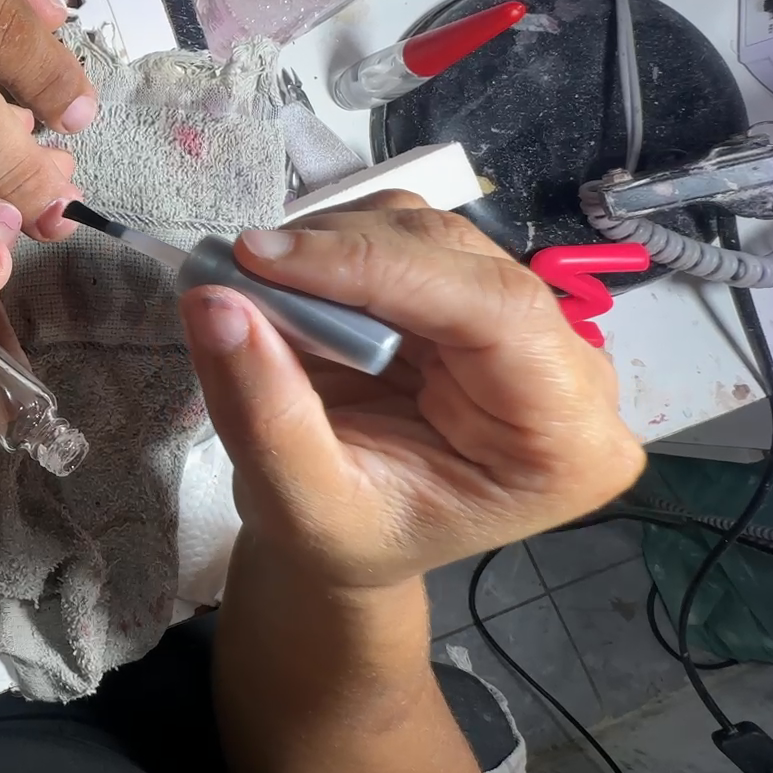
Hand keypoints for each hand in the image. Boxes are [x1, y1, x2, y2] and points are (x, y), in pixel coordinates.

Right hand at [176, 192, 643, 591]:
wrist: (343, 537)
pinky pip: (397, 240)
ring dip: (328, 243)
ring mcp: (510, 330)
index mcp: (559, 441)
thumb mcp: (292, 496)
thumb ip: (258, 405)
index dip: (374, 266)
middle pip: (459, 258)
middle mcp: (561, 370)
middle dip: (338, 251)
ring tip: (256, 283)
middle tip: (236, 268)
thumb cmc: (336, 537)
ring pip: (426, 235)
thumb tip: (211, 299)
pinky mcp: (455, 306)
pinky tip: (287, 284)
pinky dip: (327, 247)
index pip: (494, 308)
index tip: (255, 256)